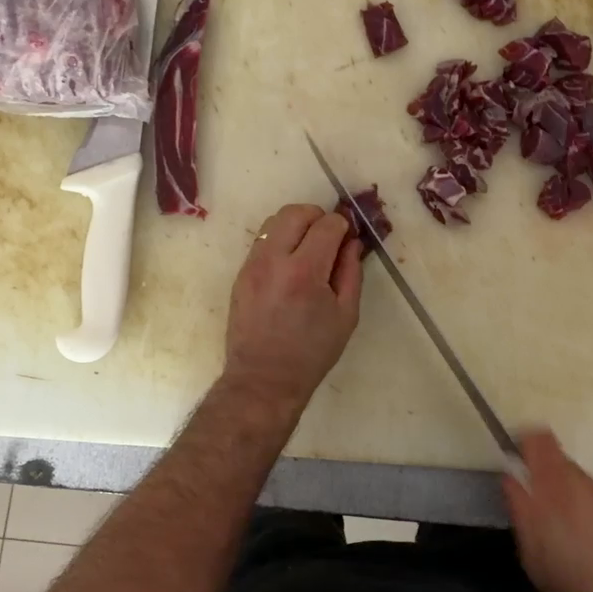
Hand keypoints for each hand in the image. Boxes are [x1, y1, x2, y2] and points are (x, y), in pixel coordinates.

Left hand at [221, 205, 364, 409]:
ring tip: (308, 250)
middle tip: (328, 239)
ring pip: (274, 221)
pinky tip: (290, 266)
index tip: (348, 238)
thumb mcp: (346, 315)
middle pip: (296, 212)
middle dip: (317, 217)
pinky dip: (280, 242)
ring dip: (296, 226)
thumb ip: (351, 271)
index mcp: (304, 272)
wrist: (263, 378)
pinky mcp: (241, 273)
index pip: (326, 225)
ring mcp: (252, 265)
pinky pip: (262, 241)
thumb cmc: (312, 352)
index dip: (343, 226)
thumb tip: (352, 241)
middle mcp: (274, 260)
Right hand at [503, 430, 592, 591]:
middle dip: (542, 475)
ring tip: (563, 533)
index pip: (538, 439)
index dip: (524, 443)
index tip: (515, 462)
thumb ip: (522, 512)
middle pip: (556, 458)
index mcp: (556, 488)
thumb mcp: (537, 562)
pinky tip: (590, 544)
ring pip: (577, 479)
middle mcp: (584, 483)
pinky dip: (587, 510)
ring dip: (565, 494)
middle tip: (536, 508)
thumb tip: (511, 478)